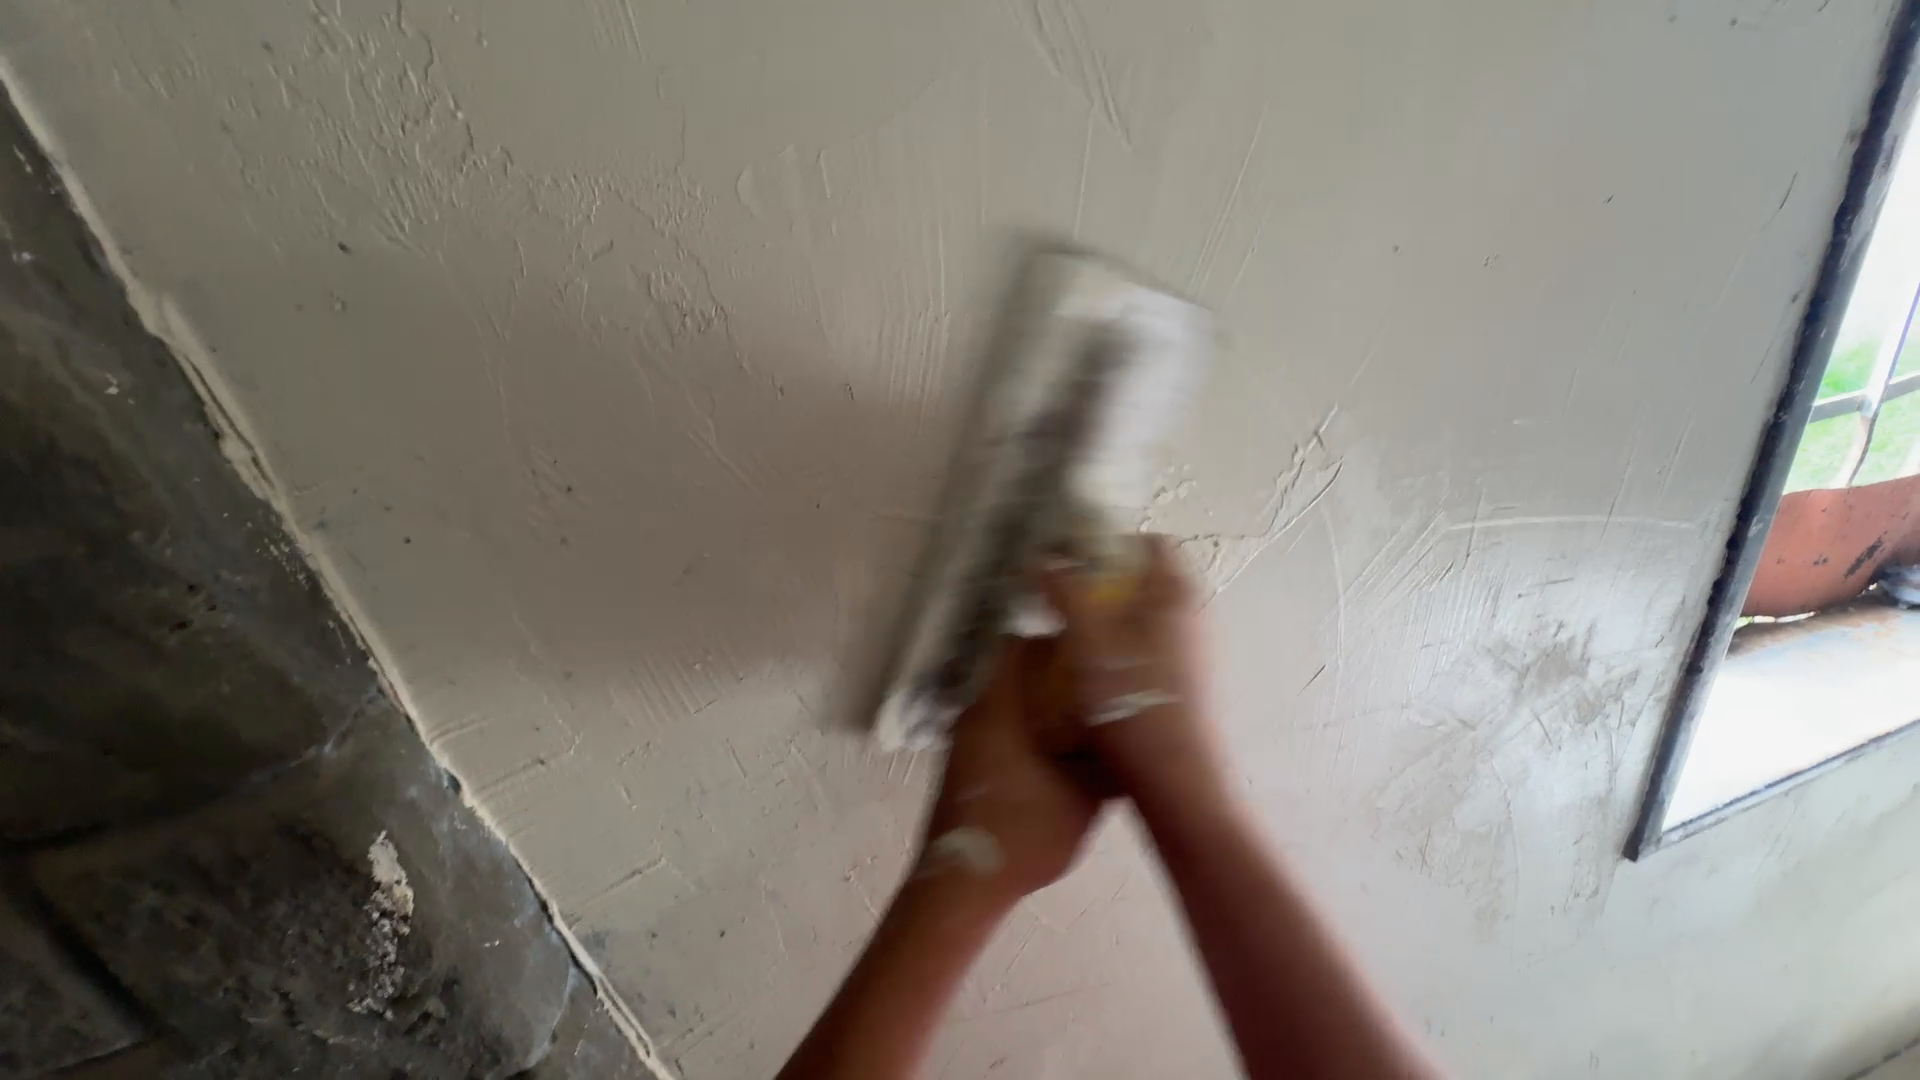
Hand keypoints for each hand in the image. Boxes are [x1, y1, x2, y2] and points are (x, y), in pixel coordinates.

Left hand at [917, 636, 1106, 901]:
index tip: (1085, 655)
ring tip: (1079, 724)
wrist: (962, 883)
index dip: (1051, 642)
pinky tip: (1054, 756)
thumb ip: (1106, 764)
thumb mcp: (1081, 799)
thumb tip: (1129, 741)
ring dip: (1038, 706)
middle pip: (1012, 672)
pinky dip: (1024, 729)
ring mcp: (964, 740)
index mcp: (998, 708)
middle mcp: (975, 714)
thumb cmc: (1023, 834)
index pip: (1016, 646)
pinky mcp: (963, 764)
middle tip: (1091, 691)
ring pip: (1005, 701)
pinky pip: (997, 726)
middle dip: (1051, 677)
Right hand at [1039, 534, 1228, 812]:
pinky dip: (1120, 649)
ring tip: (1069, 641)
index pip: (1151, 542)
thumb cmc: (1133, 703)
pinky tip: (1093, 676)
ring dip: (1107, 620)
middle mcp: (1196, 615)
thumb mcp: (1087, 639)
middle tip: (1061, 604)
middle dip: (1101, 586)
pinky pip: (1150, 648)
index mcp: (1178, 593)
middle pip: (1144, 581)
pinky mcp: (1188, 683)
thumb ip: (1065, 590)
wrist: (1177, 781)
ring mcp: (1196, 651)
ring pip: (1145, 618)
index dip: (1109, 545)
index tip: (1072, 565)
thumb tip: (1043, 559)